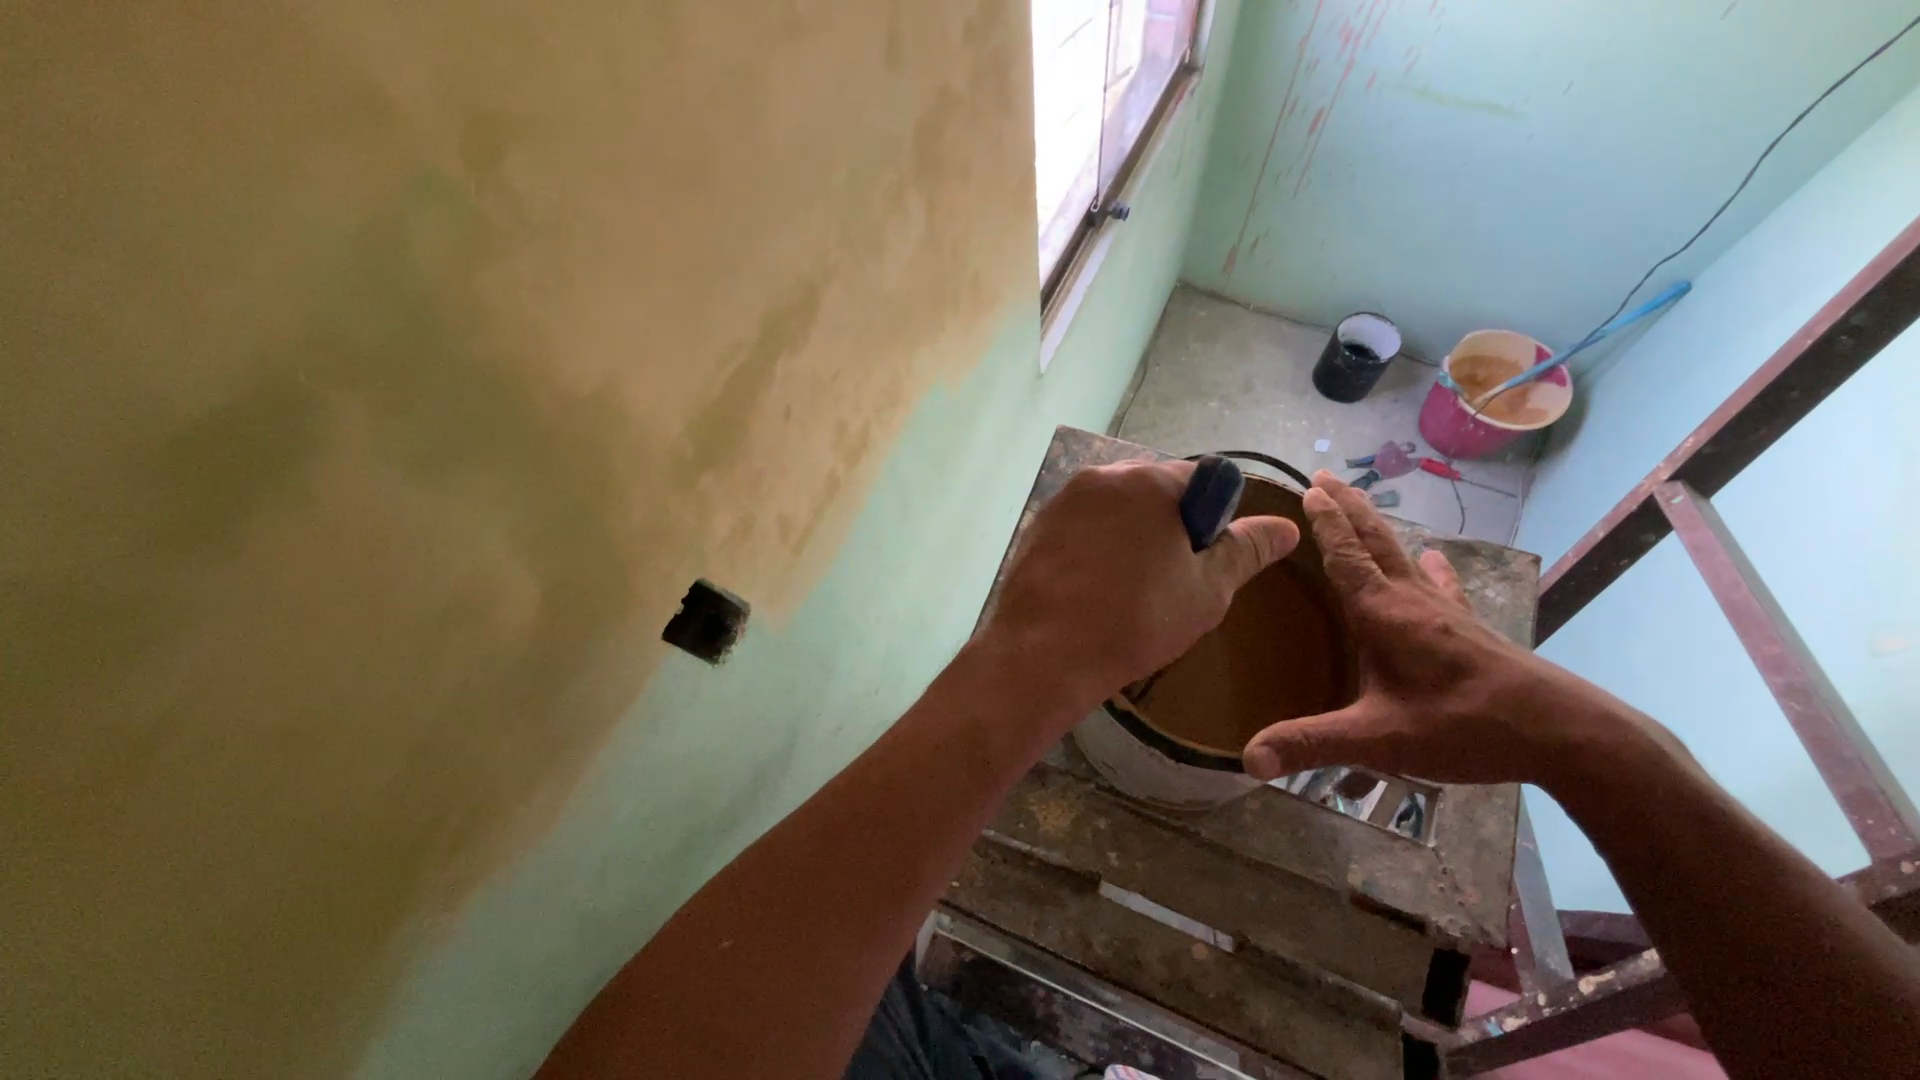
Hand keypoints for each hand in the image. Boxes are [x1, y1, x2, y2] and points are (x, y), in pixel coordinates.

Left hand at [984, 459, 1299, 709]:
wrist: (1042, 654)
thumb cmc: (1135, 620)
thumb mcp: (1207, 590)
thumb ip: (1246, 550)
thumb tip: (1286, 527)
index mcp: (1146, 480)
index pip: (1202, 478)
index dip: (1213, 520)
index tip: (1201, 563)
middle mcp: (1100, 476)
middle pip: (1153, 492)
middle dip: (1169, 528)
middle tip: (1168, 583)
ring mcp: (1061, 501)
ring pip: (1114, 511)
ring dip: (1131, 539)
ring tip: (1129, 593)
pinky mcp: (1035, 529)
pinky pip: (1081, 529)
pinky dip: (1095, 550)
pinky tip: (1093, 593)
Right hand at [1240, 471, 1663, 786]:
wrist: (1564, 733)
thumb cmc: (1465, 726)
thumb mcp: (1379, 739)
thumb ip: (1312, 744)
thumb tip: (1248, 759)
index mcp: (1383, 614)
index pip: (1346, 556)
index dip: (1326, 522)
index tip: (1309, 489)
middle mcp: (1412, 601)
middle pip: (1375, 542)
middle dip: (1348, 508)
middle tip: (1326, 478)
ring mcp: (1446, 612)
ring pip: (1403, 555)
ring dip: (1378, 528)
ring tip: (1364, 504)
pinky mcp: (1470, 628)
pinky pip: (1441, 584)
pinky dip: (1429, 565)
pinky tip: (1433, 557)